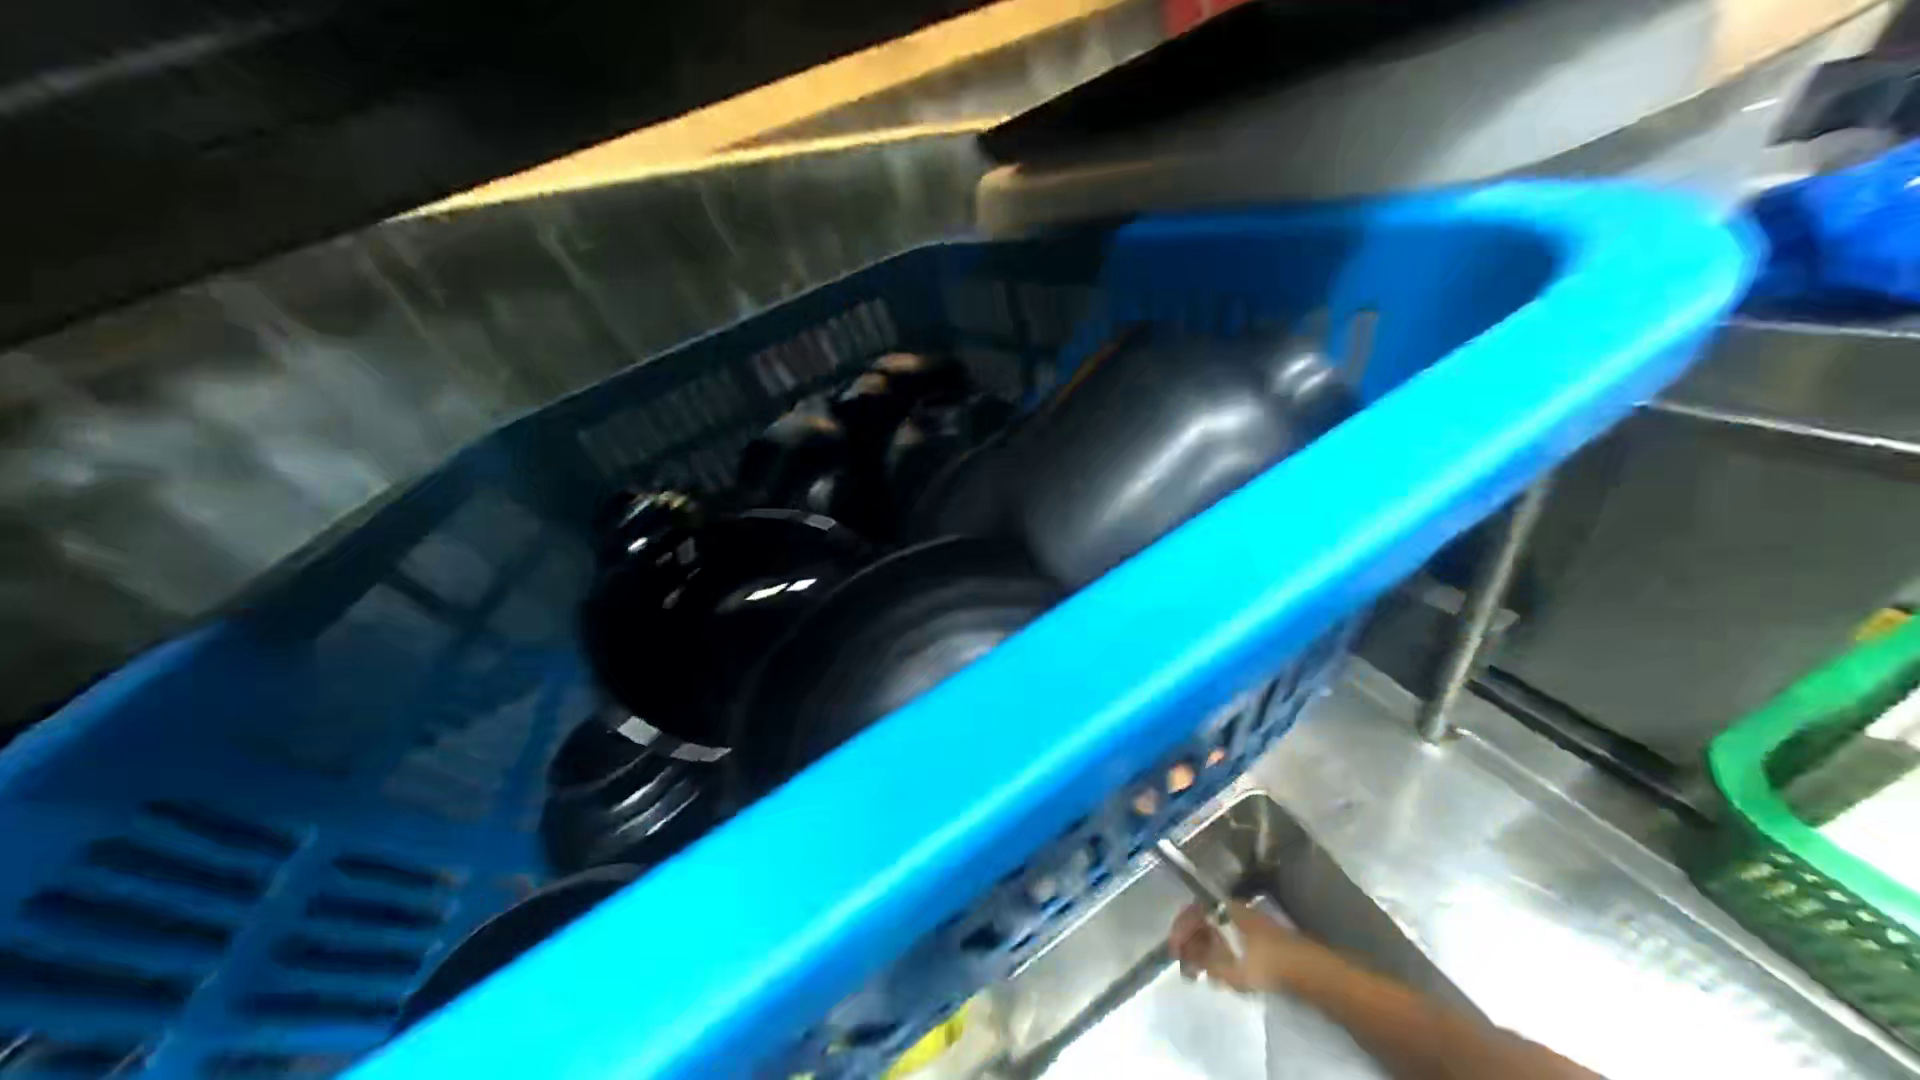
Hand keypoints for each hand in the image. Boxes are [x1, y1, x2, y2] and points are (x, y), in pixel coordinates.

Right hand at [1168, 902, 1323, 993]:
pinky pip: (1234, 940)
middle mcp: (1232, 907)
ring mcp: (1249, 920)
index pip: (1190, 915)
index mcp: (1219, 908)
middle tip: (1187, 965)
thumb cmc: (1257, 961)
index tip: (1173, 953)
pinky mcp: (1263, 935)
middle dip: (1192, 944)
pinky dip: (1224, 953)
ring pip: (1220, 931)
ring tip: (1204, 972)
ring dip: (1208, 950)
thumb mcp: (1222, 966)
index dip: (1178, 934)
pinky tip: (1226, 971)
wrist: (1303, 967)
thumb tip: (1186, 958)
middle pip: (1204, 922)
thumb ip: (1199, 960)